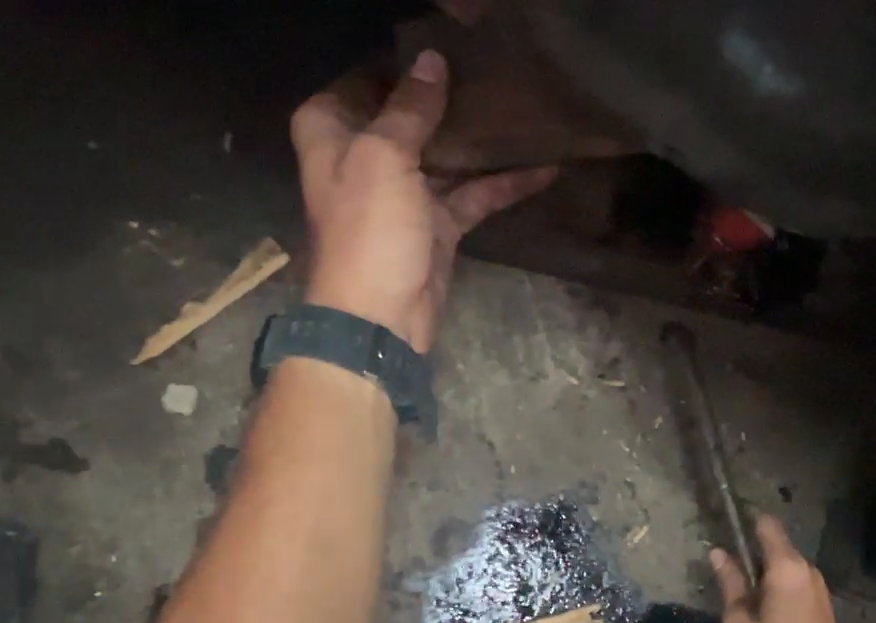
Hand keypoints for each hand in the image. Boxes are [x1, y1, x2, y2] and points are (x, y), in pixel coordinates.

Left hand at [289, 50, 555, 352]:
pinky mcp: (438, 226)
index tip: (450, 53)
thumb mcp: (384, 157)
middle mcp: (365, 156)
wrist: (380, 315)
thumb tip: (432, 62)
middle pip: (411, 118)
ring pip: (447, 157)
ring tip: (524, 115)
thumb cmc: (368, 229)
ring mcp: (405, 193)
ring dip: (482, 143)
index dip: (405, 68)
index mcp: (333, 131)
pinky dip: (503, 186)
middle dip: (451, 102)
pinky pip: (473, 196)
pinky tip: (542, 170)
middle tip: (495, 78)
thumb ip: (410, 109)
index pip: (366, 81)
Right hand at [710, 517, 853, 622]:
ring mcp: (820, 587)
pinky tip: (766, 613)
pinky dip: (780, 589)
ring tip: (745, 600)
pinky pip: (797, 583)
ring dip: (766, 576)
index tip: (727, 532)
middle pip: (777, 547)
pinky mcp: (824, 604)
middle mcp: (808, 569)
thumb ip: (730, 585)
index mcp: (786, 568)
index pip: (768, 526)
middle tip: (728, 578)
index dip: (747, 524)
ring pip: (787, 567)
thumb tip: (718, 553)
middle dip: (753, 556)